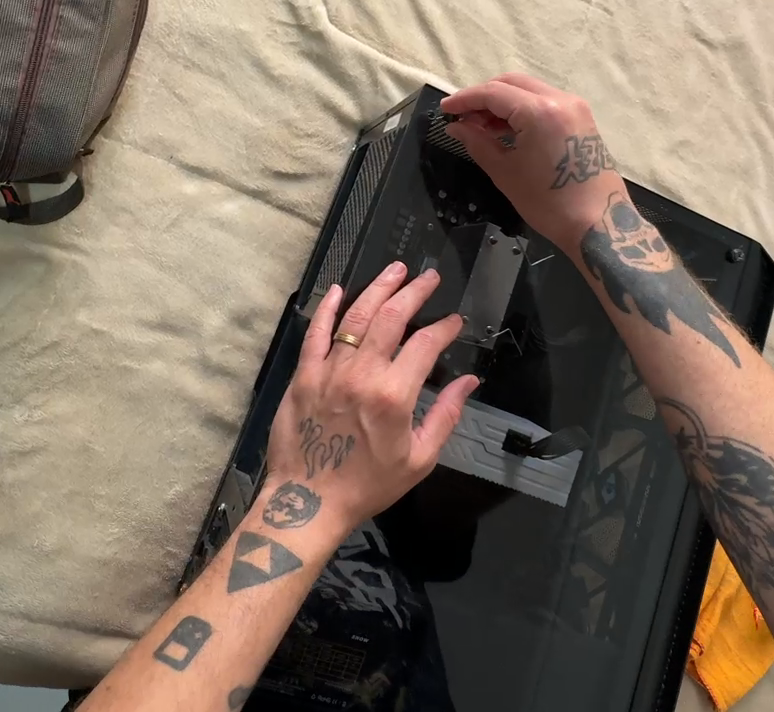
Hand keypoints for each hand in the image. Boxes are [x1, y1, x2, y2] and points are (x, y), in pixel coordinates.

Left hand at [263, 263, 478, 534]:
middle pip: (391, 317)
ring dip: (378, 288)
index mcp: (394, 395)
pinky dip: (328, 309)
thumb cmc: (368, 485)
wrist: (308, 502)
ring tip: (395, 271)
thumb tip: (470, 381)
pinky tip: (339, 290)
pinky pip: (316, 333)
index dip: (444, 328)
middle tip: (429, 277)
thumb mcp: (420, 459)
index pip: (425, 344)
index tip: (455, 321)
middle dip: (414, 291)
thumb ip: (447, 415)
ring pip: (355, 316)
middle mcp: (362, 374)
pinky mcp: (304, 374)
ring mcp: (329, 370)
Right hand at [440, 73, 627, 246]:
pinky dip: (522, 110)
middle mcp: (560, 99)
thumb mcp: (505, 172)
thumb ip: (477, 142)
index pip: (493, 92)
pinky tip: (505, 130)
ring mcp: (575, 107)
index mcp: (540, 111)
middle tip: (462, 118)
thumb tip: (456, 127)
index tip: (444, 110)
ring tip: (480, 127)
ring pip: (529, 90)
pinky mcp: (582, 119)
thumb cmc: (549, 204)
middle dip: (483, 96)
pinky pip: (544, 102)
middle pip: (512, 83)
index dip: (464, 99)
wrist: (599, 224)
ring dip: (502, 103)